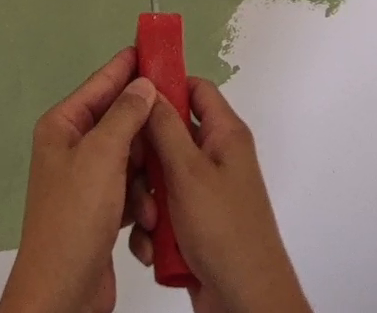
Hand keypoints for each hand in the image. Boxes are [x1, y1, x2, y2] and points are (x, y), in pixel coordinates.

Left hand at [0, 48, 158, 312]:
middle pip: (118, 121)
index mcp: (62, 127)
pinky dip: (141, 199)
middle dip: (144, 130)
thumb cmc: (75, 217)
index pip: (99, 85)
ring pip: (129, 157)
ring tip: (156, 186)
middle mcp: (72, 148)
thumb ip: (125, 116)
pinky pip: (130, 189)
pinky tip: (148, 215)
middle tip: (174, 122)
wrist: (63, 290)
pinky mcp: (100, 209)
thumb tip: (143, 85)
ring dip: (146, 173)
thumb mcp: (102, 156)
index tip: (152, 49)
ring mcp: (85, 180)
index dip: (125, 67)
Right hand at [138, 77, 311, 312]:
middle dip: (145, 158)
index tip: (130, 97)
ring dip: (146, 201)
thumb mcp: (189, 171)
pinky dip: (152, 229)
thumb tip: (150, 86)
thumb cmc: (223, 230)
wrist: (246, 305)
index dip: (165, 86)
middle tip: (134, 174)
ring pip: (158, 177)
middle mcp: (215, 158)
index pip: (195, 89)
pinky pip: (161, 212)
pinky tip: (150, 248)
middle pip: (167, 135)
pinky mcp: (192, 225)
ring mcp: (203, 194)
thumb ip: (165, 126)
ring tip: (148, 224)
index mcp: (224, 135)